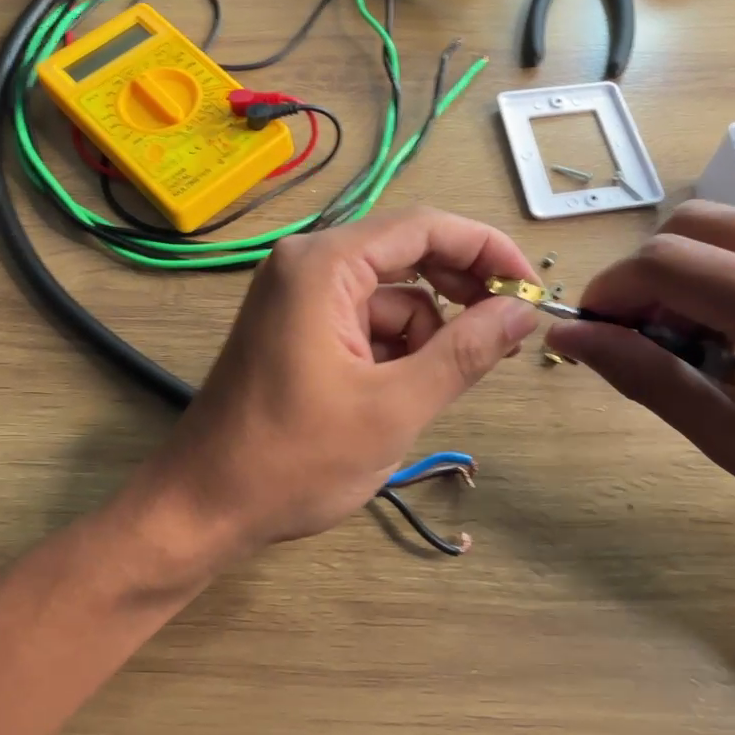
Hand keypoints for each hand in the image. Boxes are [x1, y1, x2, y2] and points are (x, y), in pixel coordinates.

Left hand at [137, 208, 540, 564]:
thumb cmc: (294, 460)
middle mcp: (307, 263)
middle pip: (407, 253)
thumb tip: (522, 311)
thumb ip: (465, 352)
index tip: (531, 291)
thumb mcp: (394, 408)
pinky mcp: (295, 326)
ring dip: (426, 331)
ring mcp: (297, 295)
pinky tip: (399, 393)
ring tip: (438, 385)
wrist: (203, 506)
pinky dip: (394, 347)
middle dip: (460, 292)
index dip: (486, 251)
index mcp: (325, 265)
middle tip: (505, 336)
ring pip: (390, 294)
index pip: (424, 227)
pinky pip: (363, 319)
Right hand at [544, 200, 734, 581]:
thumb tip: (569, 336)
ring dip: (693, 268)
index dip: (613, 289)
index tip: (592, 327)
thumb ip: (644, 374)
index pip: (668, 262)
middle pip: (697, 223)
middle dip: (649, 271)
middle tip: (640, 331)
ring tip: (695, 336)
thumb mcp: (734, 441)